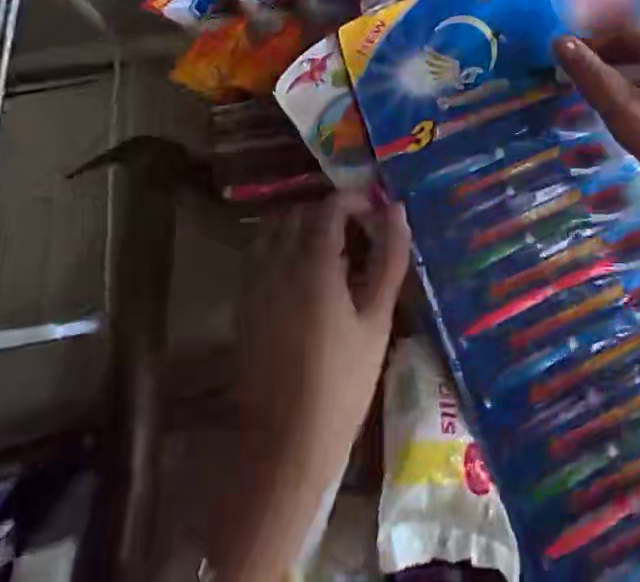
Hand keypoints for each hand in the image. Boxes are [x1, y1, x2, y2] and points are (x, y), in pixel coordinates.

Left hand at [237, 190, 411, 478]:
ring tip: (334, 254)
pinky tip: (304, 277)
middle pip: (300, 212)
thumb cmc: (342, 382)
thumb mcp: (376, 320)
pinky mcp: (243, 300)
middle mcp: (275, 260)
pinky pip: (259, 253)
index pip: (329, 206)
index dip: (356, 201)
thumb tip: (396, 211)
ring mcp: (253, 279)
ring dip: (304, 227)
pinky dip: (282, 248)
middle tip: (361, 236)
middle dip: (331, 213)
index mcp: (312, 262)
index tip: (377, 215)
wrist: (286, 439)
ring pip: (275, 229)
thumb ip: (388, 259)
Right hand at [554, 22, 639, 209]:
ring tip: (579, 83)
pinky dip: (607, 73)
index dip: (587, 37)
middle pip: (617, 36)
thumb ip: (587, 70)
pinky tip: (596, 91)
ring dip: (596, 63)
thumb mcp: (614, 101)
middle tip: (569, 73)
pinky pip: (625, 64)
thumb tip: (557, 41)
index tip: (565, 56)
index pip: (615, 24)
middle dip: (590, 51)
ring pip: (619, 51)